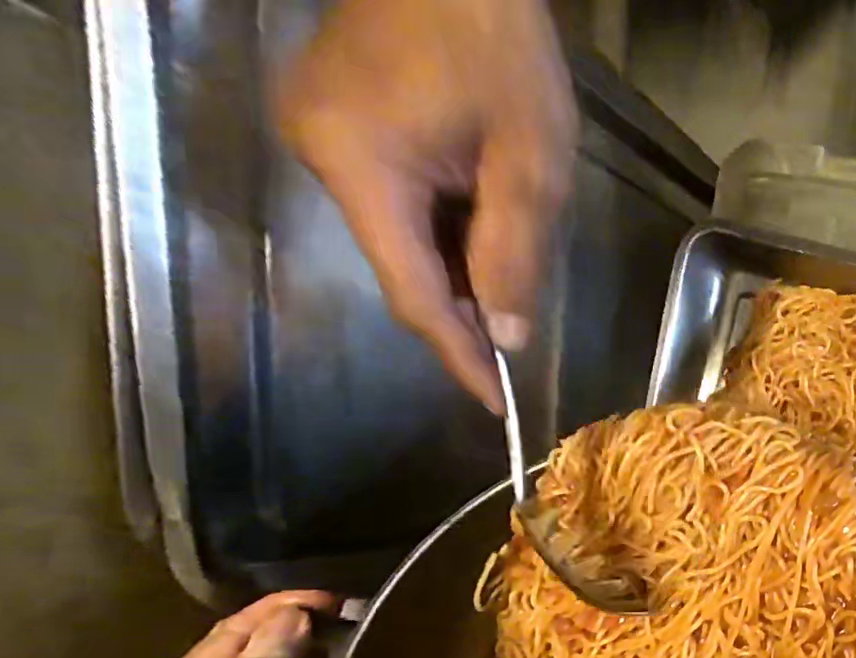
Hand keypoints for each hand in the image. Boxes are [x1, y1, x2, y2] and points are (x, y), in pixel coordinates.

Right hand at [280, 0, 579, 412]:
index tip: (496, 406)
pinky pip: (403, 213)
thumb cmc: (502, 54)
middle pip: (406, 275)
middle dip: (466, 319)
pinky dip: (448, 242)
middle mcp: (324, 161)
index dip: (458, 358)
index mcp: (362, 170)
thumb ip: (514, 257)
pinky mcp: (343, 130)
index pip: (414, 298)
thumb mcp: (530, 169)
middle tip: (516, 353)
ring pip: (405, 247)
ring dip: (462, 278)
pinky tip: (486, 246)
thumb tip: (505, 337)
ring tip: (512, 294)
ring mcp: (326, 142)